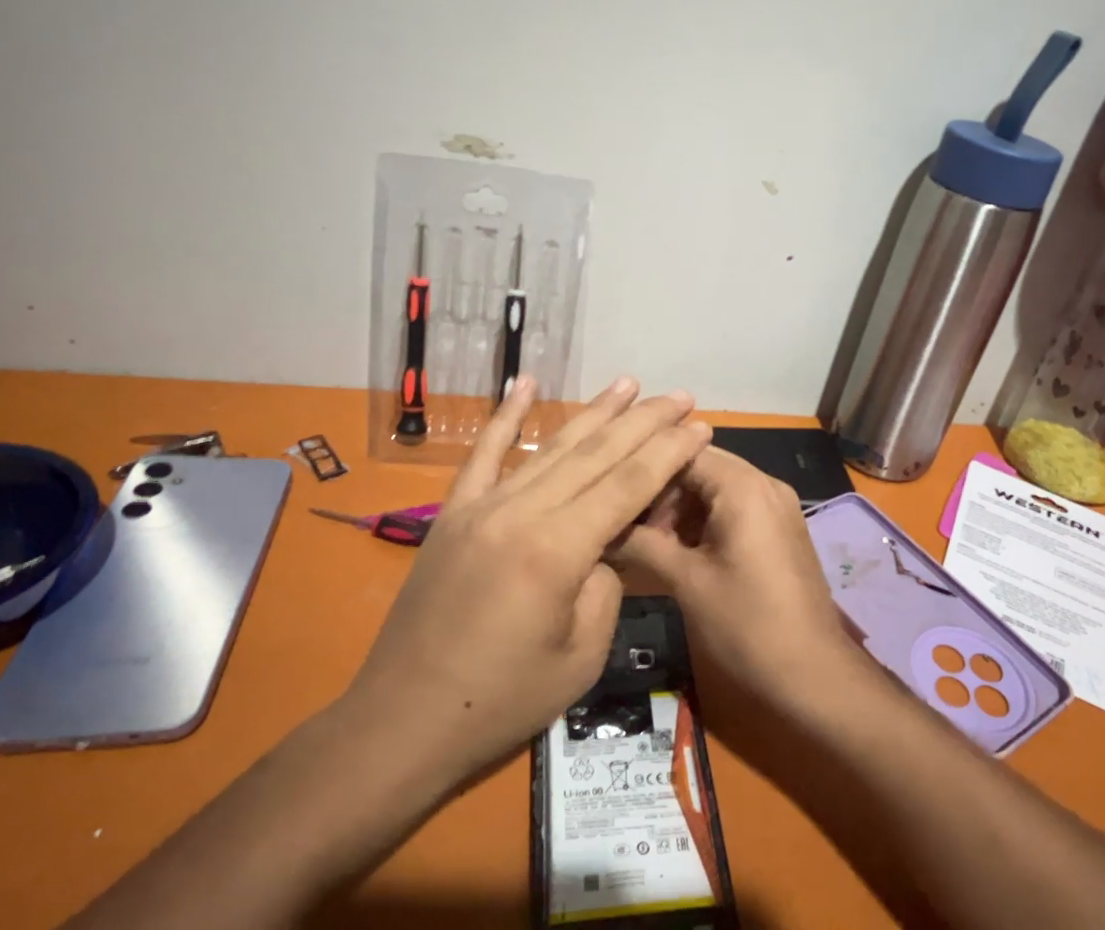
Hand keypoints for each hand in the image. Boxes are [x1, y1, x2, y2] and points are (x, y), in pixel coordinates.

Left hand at [338, 375, 711, 781]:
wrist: (405, 721)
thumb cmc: (503, 701)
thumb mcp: (582, 655)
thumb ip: (604, 586)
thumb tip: (604, 546)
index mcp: (557, 551)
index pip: (627, 485)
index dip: (668, 453)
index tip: (700, 426)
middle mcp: (519, 513)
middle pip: (595, 455)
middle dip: (644, 423)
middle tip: (681, 397)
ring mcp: (480, 508)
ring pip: (549, 447)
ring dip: (594, 413)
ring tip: (630, 384)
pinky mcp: (452, 515)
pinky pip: (482, 455)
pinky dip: (505, 416)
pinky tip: (524, 383)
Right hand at [609, 447, 860, 705]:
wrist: (813, 673)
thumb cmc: (746, 624)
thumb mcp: (687, 582)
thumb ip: (642, 544)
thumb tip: (600, 527)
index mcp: (743, 487)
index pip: (682, 451)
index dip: (643, 469)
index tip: (609, 495)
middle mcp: (765, 484)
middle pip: (700, 466)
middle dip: (661, 492)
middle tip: (627, 527)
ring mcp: (778, 507)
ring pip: (716, 489)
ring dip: (680, 509)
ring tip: (648, 545)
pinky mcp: (781, 531)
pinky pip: (735, 509)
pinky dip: (704, 523)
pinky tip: (679, 554)